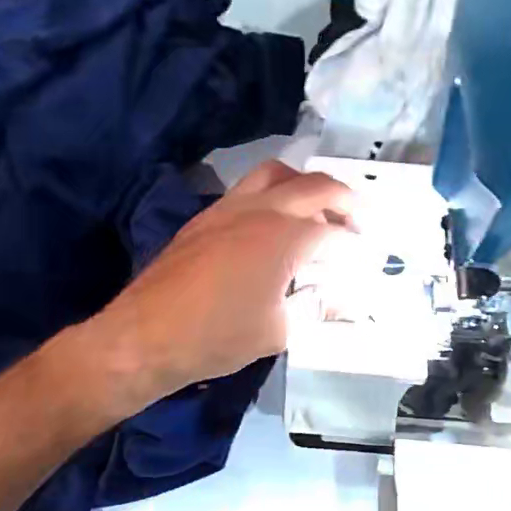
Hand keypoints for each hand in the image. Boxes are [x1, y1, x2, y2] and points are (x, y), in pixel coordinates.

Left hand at [83, 161, 354, 407]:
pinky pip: (248, 190)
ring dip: (304, 185)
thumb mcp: (279, 331)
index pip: (335, 232)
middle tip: (357, 219)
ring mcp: (228, 208)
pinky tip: (273, 224)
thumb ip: (313, 308)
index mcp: (284, 236)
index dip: (355, 246)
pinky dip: (273, 195)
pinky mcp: (204, 218)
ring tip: (316, 209)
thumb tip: (335, 298)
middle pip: (313, 186)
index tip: (365, 259)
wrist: (145, 335)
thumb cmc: (217, 336)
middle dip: (343, 199)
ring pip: (275, 175)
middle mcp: (260, 210)